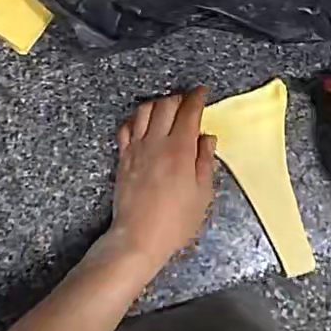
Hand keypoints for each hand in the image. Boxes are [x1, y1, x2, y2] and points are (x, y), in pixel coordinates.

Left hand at [108, 87, 215, 265]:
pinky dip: (136, 119)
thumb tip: (207, 138)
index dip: (197, 97)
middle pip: (166, 104)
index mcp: (180, 150)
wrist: (138, 237)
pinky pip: (126, 127)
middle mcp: (157, 142)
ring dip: (158, 104)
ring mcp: (136, 148)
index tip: (203, 92)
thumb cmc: (175, 221)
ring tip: (167, 110)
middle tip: (188, 103)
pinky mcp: (123, 157)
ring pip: (145, 110)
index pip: (189, 112)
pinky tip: (143, 124)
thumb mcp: (202, 194)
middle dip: (180, 98)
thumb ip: (205, 161)